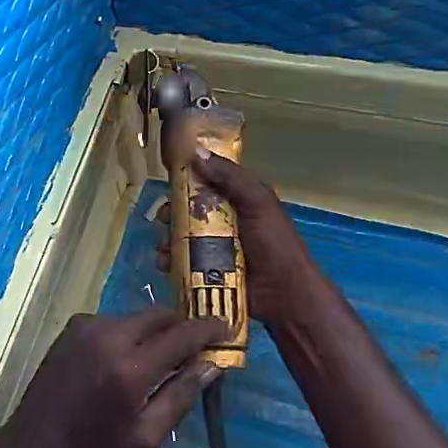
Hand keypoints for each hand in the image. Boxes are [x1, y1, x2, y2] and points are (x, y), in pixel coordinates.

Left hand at [3, 307, 224, 447]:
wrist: (39, 436)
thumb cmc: (98, 441)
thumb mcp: (148, 435)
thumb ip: (182, 396)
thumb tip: (211, 365)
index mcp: (132, 370)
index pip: (183, 336)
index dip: (208, 329)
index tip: (225, 327)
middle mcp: (112, 337)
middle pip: (163, 315)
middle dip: (182, 326)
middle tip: (192, 343)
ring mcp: (91, 325)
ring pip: (139, 317)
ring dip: (153, 332)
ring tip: (151, 358)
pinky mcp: (78, 322)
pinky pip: (116, 320)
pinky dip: (127, 333)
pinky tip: (118, 358)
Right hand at [156, 150, 326, 326]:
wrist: (284, 294)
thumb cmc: (274, 243)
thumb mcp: (258, 202)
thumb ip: (230, 177)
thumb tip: (196, 153)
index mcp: (240, 201)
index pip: (209, 183)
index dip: (188, 180)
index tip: (169, 180)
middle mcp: (226, 222)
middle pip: (189, 211)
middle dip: (172, 213)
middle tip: (163, 217)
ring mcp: (216, 249)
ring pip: (182, 237)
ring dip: (168, 239)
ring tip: (163, 246)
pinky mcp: (208, 273)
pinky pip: (182, 263)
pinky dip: (170, 262)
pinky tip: (165, 263)